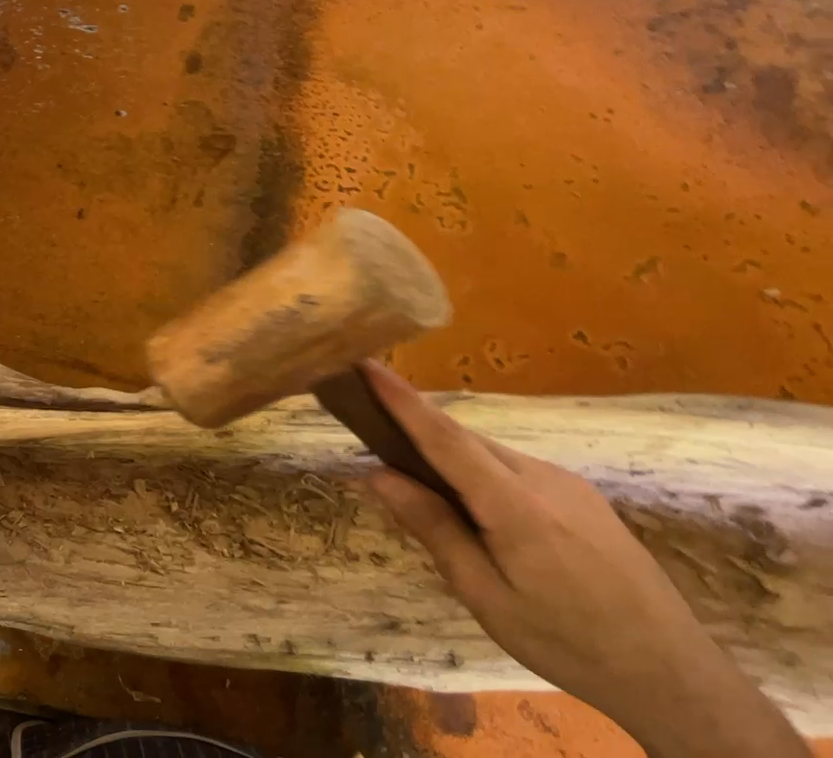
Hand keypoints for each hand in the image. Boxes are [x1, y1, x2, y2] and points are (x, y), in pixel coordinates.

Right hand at [362, 362, 807, 756]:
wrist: (676, 677)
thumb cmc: (568, 643)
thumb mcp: (486, 596)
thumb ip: (434, 530)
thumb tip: (379, 475)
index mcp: (517, 508)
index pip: (445, 438)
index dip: (401, 400)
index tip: (365, 364)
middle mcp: (545, 481)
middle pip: (464, 440)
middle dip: (414, 426)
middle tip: (366, 429)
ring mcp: (570, 485)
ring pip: (489, 454)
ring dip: (446, 455)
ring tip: (414, 481)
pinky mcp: (583, 498)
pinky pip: (513, 470)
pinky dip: (477, 472)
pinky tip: (470, 507)